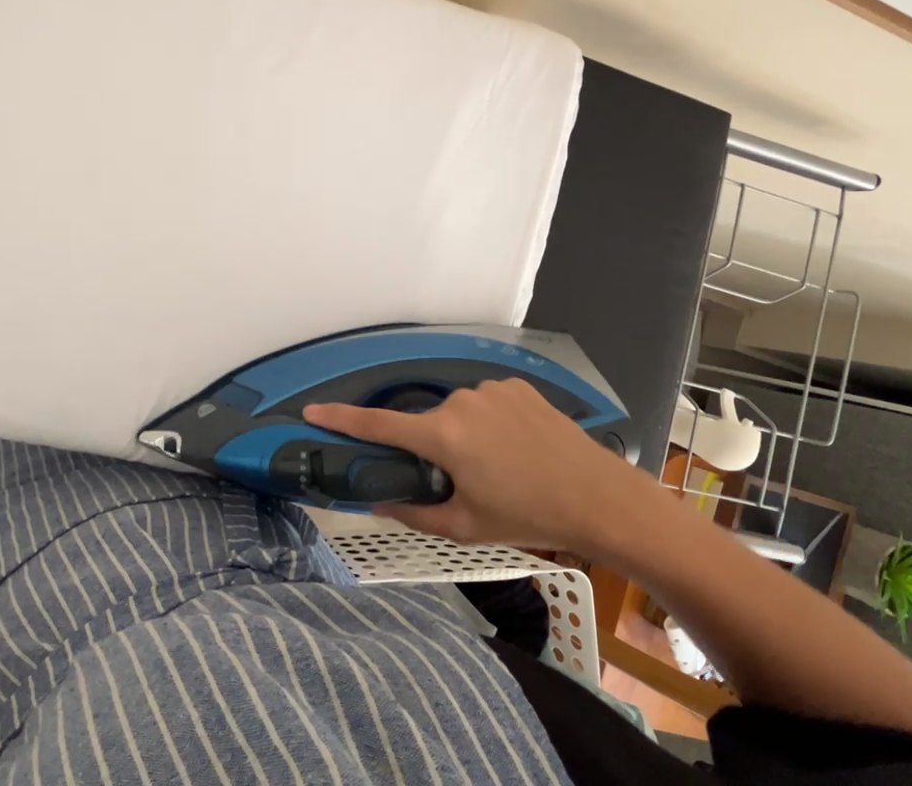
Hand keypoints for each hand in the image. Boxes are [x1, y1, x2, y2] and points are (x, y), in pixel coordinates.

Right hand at [304, 379, 663, 554]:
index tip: (312, 411)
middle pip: (427, 424)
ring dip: (464, 435)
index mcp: (443, 436)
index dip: (341, 419)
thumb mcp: (466, 526)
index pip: (379, 425)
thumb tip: (381, 502)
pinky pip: (486, 402)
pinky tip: (516, 447)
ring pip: (458, 413)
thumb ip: (416, 513)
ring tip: (499, 467)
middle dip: (433, 449)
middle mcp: (461, 402)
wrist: (600, 497)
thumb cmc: (529, 516)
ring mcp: (491, 389)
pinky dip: (489, 421)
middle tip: (462, 482)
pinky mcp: (517, 386)